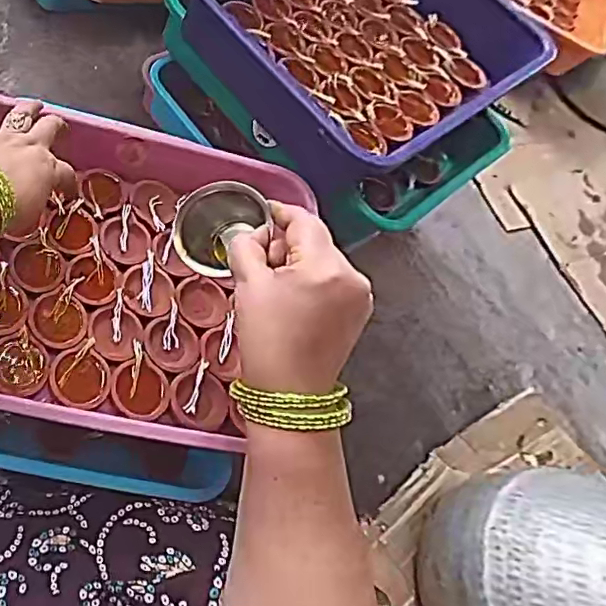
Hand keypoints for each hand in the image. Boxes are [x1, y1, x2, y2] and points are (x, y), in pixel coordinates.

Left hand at [0, 83, 76, 233]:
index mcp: (49, 168)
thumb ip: (34, 206)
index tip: (69, 192)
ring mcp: (6, 139)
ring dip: (30, 108)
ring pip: (22, 115)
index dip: (70, 183)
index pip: (66, 174)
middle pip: (50, 129)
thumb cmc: (8, 213)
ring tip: (35, 105)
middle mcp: (31, 147)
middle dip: (57, 127)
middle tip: (60, 129)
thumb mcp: (32, 216)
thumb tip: (30, 209)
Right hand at [225, 202, 373, 395]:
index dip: (278, 213)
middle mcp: (352, 277)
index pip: (304, 221)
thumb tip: (252, 234)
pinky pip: (330, 281)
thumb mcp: (248, 284)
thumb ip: (246, 246)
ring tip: (270, 289)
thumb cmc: (268, 341)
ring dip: (294, 264)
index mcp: (327, 267)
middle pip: (314, 240)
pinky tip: (287, 302)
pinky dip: (308, 282)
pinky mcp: (356, 312)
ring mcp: (358, 296)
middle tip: (256, 264)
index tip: (261, 214)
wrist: (288, 392)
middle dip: (283, 245)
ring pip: (321, 260)